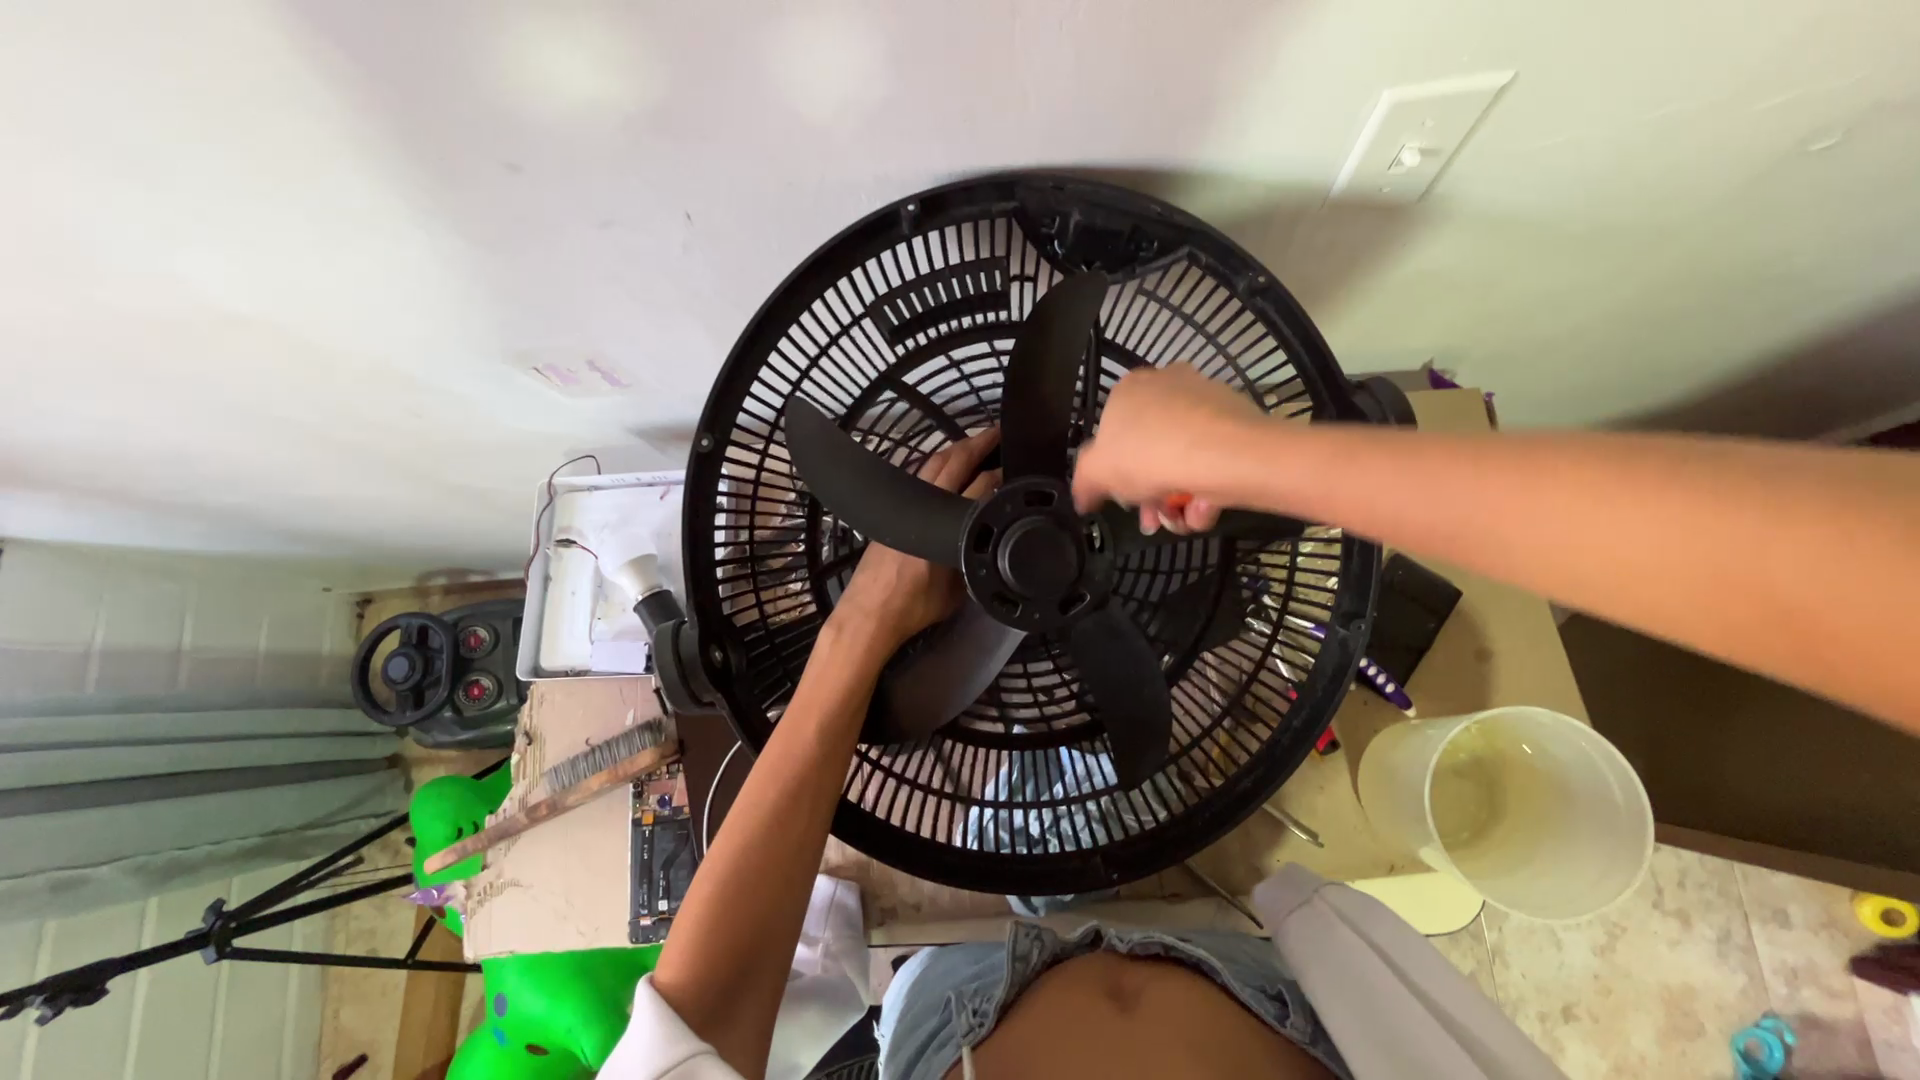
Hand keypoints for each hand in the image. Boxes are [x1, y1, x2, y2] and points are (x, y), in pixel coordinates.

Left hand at [827, 428, 1000, 657]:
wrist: (870, 613)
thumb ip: (977, 557)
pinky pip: (918, 476)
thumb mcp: (961, 586)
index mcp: (945, 521)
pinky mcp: (891, 511)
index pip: (981, 484)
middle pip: (954, 460)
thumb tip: (991, 540)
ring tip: (976, 444)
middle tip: (999, 432)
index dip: (1001, 472)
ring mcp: (904, 503)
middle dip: (978, 443)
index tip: (1017, 464)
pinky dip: (936, 465)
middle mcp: (924, 503)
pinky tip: (946, 468)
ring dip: (955, 449)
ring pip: (932, 463)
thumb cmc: (917, 605)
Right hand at [1072, 364, 1268, 532]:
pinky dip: (1208, 487)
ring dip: (1179, 497)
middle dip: (1150, 494)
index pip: (1112, 432)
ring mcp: (1206, 399)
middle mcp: (1167, 384)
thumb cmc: (1151, 455)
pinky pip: (1213, 458)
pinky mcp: (1237, 419)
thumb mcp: (1098, 472)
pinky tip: (1208, 507)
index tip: (1125, 499)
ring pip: (1183, 458)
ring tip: (1184, 520)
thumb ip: (1083, 483)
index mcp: (1129, 389)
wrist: (1228, 453)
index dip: (1116, 472)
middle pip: (1150, 450)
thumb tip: (1082, 497)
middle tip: (1155, 520)